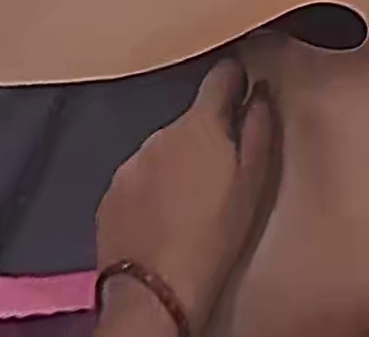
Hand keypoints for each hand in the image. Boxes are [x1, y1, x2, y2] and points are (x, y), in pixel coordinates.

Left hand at [95, 57, 276, 335]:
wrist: (155, 293)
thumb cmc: (217, 231)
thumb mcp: (255, 178)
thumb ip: (259, 126)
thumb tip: (259, 92)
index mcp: (200, 123)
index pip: (220, 76)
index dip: (235, 78)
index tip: (244, 90)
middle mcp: (162, 132)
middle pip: (193, 117)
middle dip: (208, 131)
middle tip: (221, 166)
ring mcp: (131, 163)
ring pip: (166, 146)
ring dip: (179, 158)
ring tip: (190, 195)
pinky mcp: (109, 193)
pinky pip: (141, 173)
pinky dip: (154, 183)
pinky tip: (162, 212)